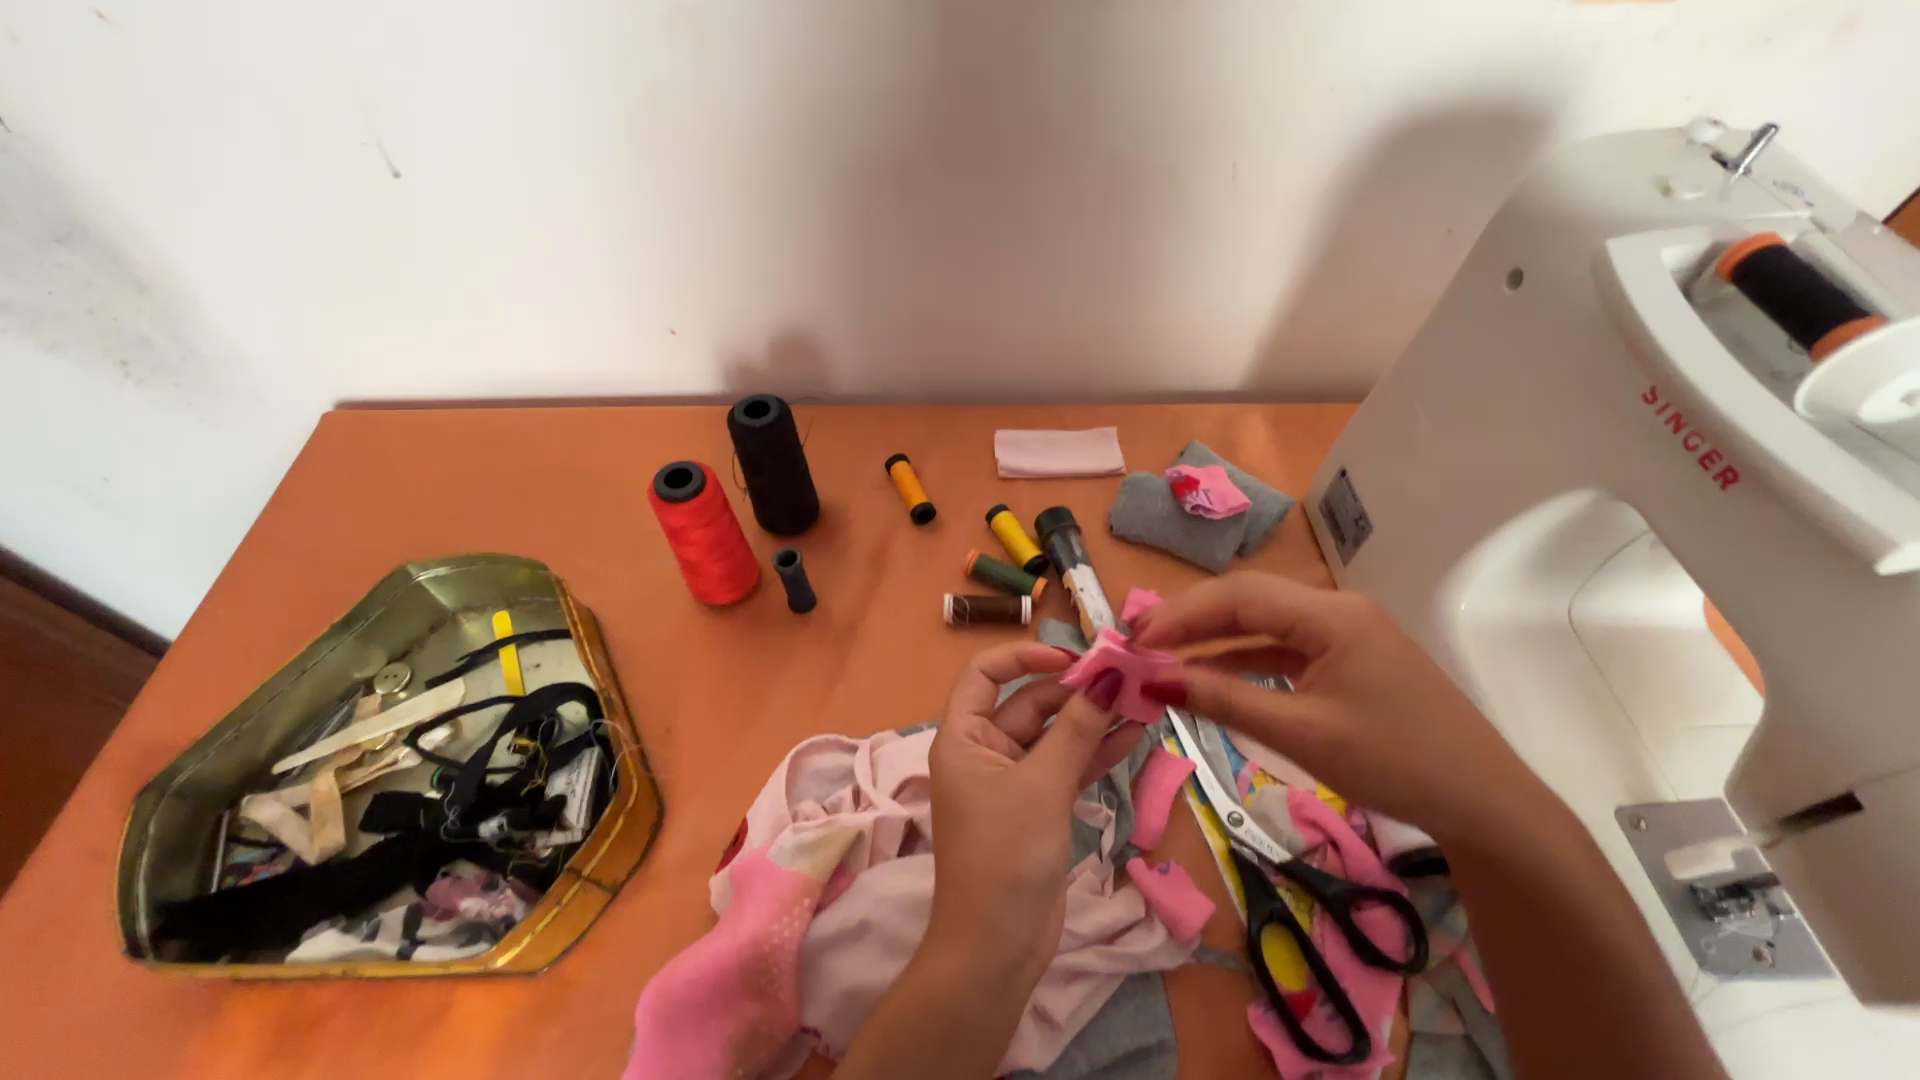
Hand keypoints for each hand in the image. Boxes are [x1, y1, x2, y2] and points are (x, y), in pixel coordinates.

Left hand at [925, 641, 1139, 984]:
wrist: (997, 947)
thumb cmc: (1005, 855)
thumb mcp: (1042, 785)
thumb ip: (1078, 729)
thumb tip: (1110, 676)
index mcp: (963, 736)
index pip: (985, 674)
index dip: (1024, 657)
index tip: (1073, 657)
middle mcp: (984, 751)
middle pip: (1030, 703)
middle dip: (1077, 690)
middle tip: (1129, 676)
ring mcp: (1013, 781)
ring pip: (1056, 735)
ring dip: (1095, 719)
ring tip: (1143, 698)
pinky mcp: (1040, 807)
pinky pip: (1068, 766)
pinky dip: (1098, 752)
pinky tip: (1136, 733)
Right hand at [1133, 572, 1548, 842]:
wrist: (1485, 804)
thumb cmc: (1393, 763)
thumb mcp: (1300, 733)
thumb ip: (1222, 700)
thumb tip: (1152, 679)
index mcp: (1331, 615)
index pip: (1238, 596)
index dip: (1181, 615)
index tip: (1135, 642)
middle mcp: (1337, 610)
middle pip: (1248, 601)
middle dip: (1191, 621)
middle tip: (1138, 646)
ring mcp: (1346, 634)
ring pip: (1264, 624)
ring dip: (1214, 641)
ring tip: (1162, 658)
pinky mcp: (1350, 660)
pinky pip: (1284, 649)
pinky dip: (1244, 661)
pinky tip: (1212, 676)